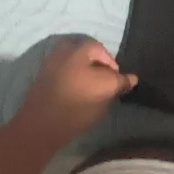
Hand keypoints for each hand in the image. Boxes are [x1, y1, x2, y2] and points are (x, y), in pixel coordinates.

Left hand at [14, 37, 136, 145]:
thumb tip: (132, 78)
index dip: (112, 64)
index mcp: (77, 48)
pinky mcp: (42, 83)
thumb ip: (121, 81)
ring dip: (84, 75)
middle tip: (105, 83)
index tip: (117, 80)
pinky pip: (63, 77)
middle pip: (85, 56)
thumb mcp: (107, 90)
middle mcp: (61, 52)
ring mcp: (49, 67)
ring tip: (93, 92)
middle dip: (97, 67)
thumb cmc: (78, 102)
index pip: (101, 49)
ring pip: (73, 67)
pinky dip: (72, 82)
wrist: (42, 125)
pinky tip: (77, 97)